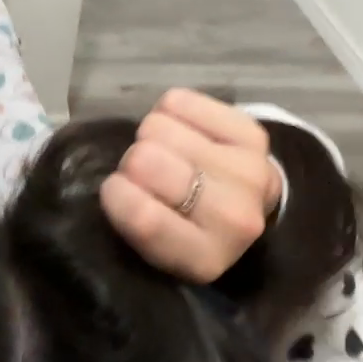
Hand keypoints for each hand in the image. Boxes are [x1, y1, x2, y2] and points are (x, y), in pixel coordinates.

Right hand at [100, 88, 282, 282]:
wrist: (246, 211)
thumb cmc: (182, 227)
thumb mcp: (151, 249)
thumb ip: (129, 223)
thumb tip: (110, 180)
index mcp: (200, 260)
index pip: (143, 218)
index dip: (115, 195)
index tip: (117, 191)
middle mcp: (234, 218)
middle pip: (146, 161)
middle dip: (133, 163)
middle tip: (147, 175)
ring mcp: (249, 172)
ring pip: (158, 126)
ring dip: (151, 136)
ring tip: (168, 154)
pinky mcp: (252, 134)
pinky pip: (180, 101)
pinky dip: (169, 112)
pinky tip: (183, 132)